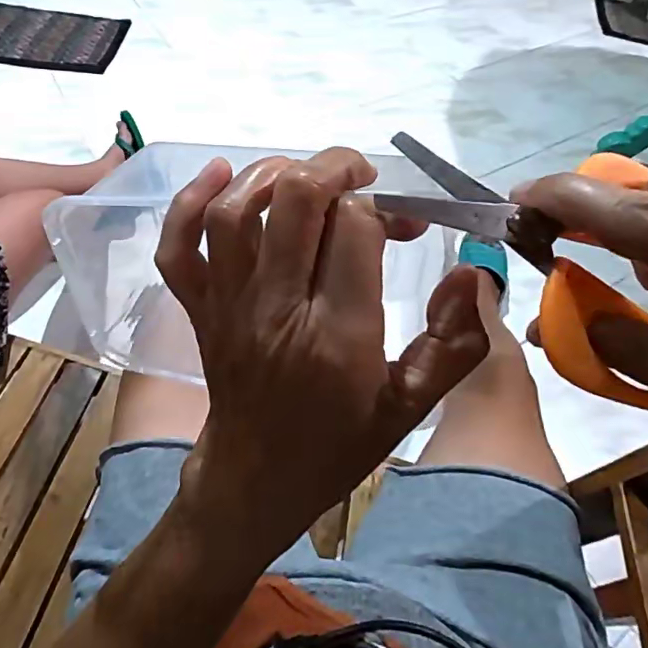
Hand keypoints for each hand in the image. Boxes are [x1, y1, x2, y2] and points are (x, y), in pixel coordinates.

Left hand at [155, 149, 488, 554]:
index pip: (354, 230)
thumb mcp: (411, 405)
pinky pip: (177, 248)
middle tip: (361, 175)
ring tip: (307, 176)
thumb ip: (454, 342)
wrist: (256, 480)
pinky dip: (189, 203)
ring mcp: (229, 307)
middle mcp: (278, 311)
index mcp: (338, 336)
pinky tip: (220, 175)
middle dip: (334, 167)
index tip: (404, 222)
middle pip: (294, 202)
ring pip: (234, 214)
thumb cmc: (339, 442)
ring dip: (272, 175)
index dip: (385, 208)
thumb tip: (470, 271)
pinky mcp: (200, 309)